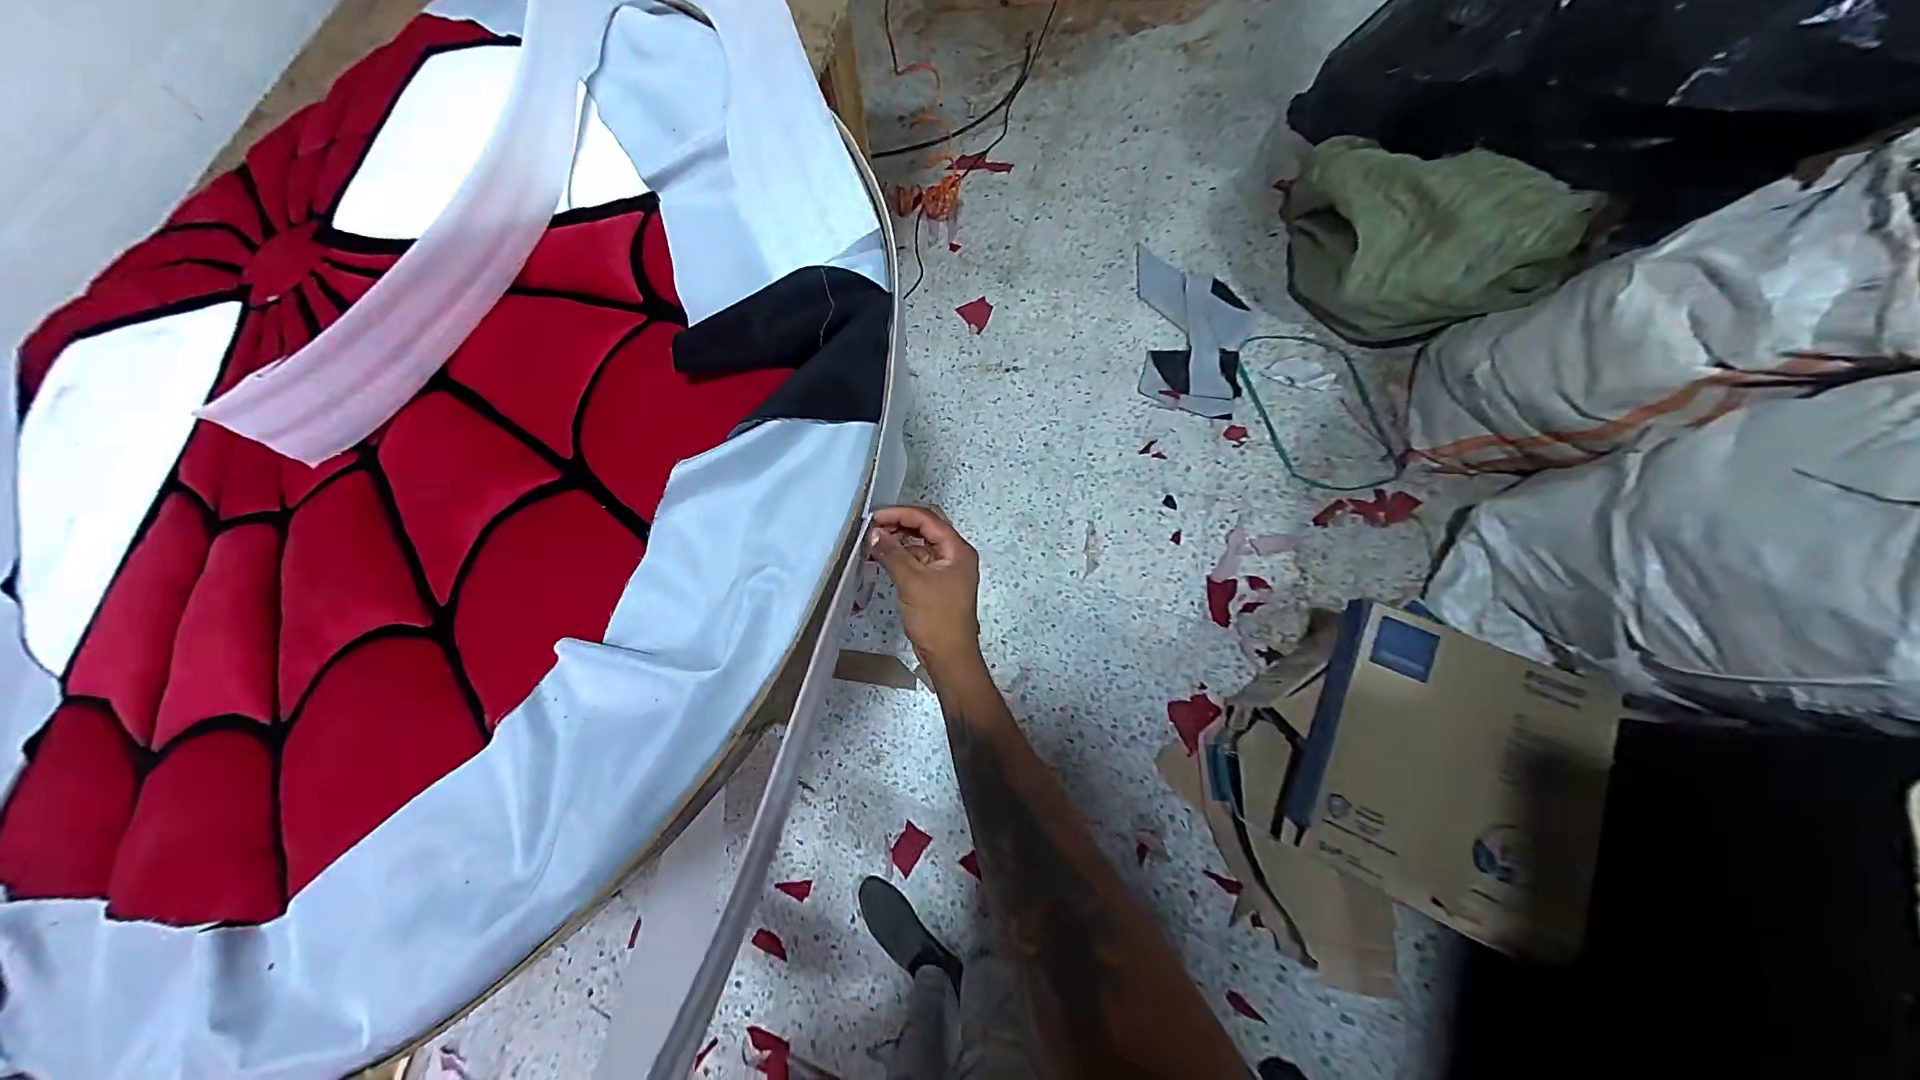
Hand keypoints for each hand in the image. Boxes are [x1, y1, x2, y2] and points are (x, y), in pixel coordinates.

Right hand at [866, 505, 981, 669]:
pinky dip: (902, 557)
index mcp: (957, 549)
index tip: (874, 518)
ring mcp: (947, 569)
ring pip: (921, 544)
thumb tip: (873, 533)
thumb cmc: (936, 618)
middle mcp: (955, 554)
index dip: (899, 514)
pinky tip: (883, 559)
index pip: (927, 518)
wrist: (949, 655)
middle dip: (900, 524)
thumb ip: (892, 553)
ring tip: (874, 544)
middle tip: (873, 528)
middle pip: (926, 527)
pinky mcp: (938, 582)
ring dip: (899, 541)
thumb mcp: (912, 582)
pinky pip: (919, 560)